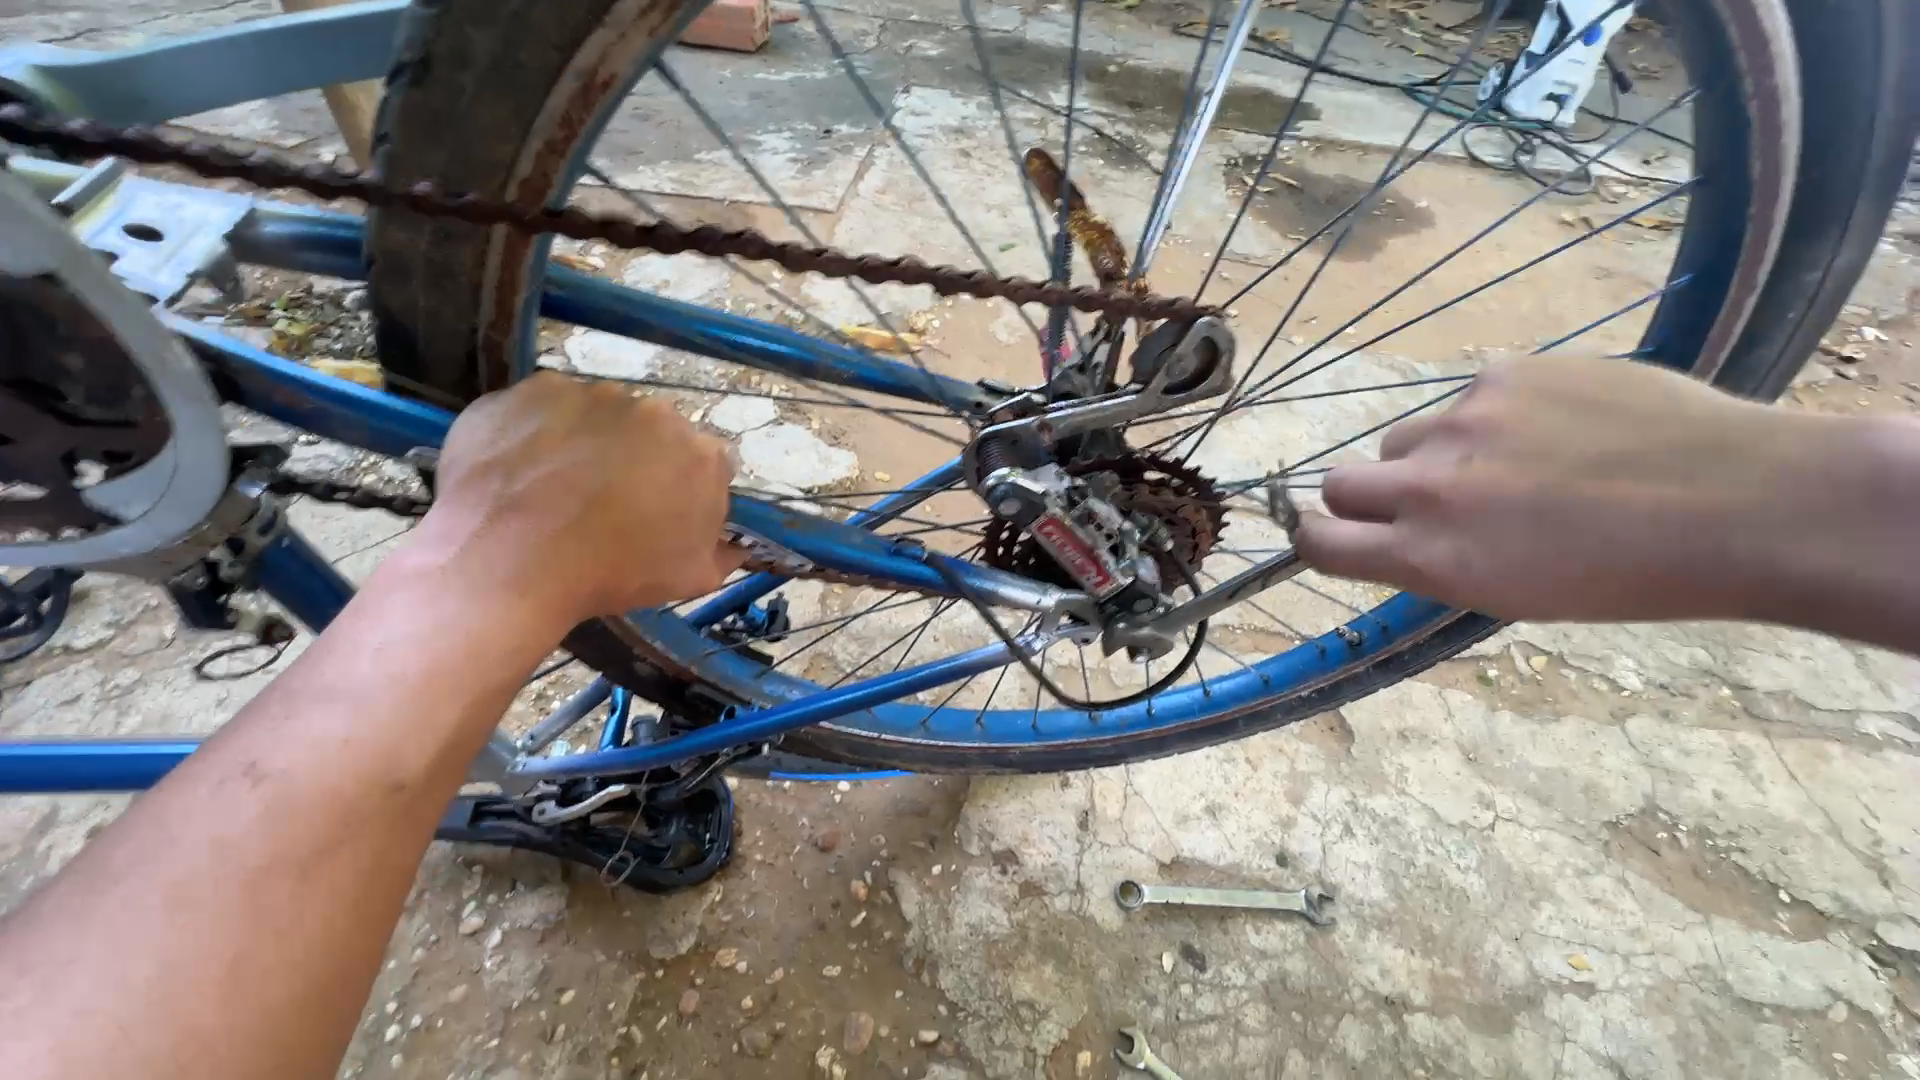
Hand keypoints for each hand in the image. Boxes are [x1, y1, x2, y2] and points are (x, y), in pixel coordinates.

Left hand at [410, 373, 745, 626]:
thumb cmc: (612, 573)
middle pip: (655, 432)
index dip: (685, 488)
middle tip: (608, 501)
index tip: (661, 513)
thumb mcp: (690, 580)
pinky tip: (523, 469)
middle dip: (640, 459)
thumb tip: (736, 546)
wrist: (509, 560)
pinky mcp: (533, 388)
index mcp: (703, 454)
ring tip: (558, 486)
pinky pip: (546, 408)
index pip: (707, 464)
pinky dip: (540, 431)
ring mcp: (592, 393)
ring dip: (590, 441)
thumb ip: (724, 555)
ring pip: (600, 415)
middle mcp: (656, 411)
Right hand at [1293, 357, 1860, 622]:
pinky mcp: (1505, 375)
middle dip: (1367, 497)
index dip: (1319, 538)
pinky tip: (1556, 430)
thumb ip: (1428, 559)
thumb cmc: (1627, 574)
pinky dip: (1492, 418)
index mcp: (1431, 557)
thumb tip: (1389, 530)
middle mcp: (1430, 488)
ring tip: (1511, 464)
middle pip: (1339, 482)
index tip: (1338, 536)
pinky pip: (1465, 400)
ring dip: (1432, 455)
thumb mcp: (1507, 592)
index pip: (1319, 541)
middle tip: (1424, 501)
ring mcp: (1464, 423)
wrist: (1748, 504)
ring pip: (1404, 438)